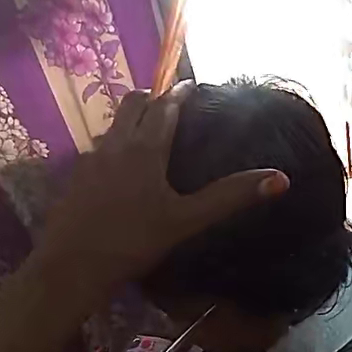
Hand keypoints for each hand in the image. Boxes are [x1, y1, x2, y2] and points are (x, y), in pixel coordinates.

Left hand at [28, 84, 287, 295]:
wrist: (71, 266)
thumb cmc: (133, 241)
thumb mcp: (186, 221)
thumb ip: (229, 197)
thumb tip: (280, 179)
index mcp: (144, 149)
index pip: (164, 106)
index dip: (180, 92)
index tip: (192, 85)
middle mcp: (115, 145)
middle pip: (132, 104)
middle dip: (152, 96)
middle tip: (170, 103)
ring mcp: (91, 160)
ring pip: (113, 125)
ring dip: (131, 119)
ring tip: (149, 132)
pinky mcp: (76, 178)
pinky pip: (99, 148)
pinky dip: (116, 144)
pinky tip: (122, 169)